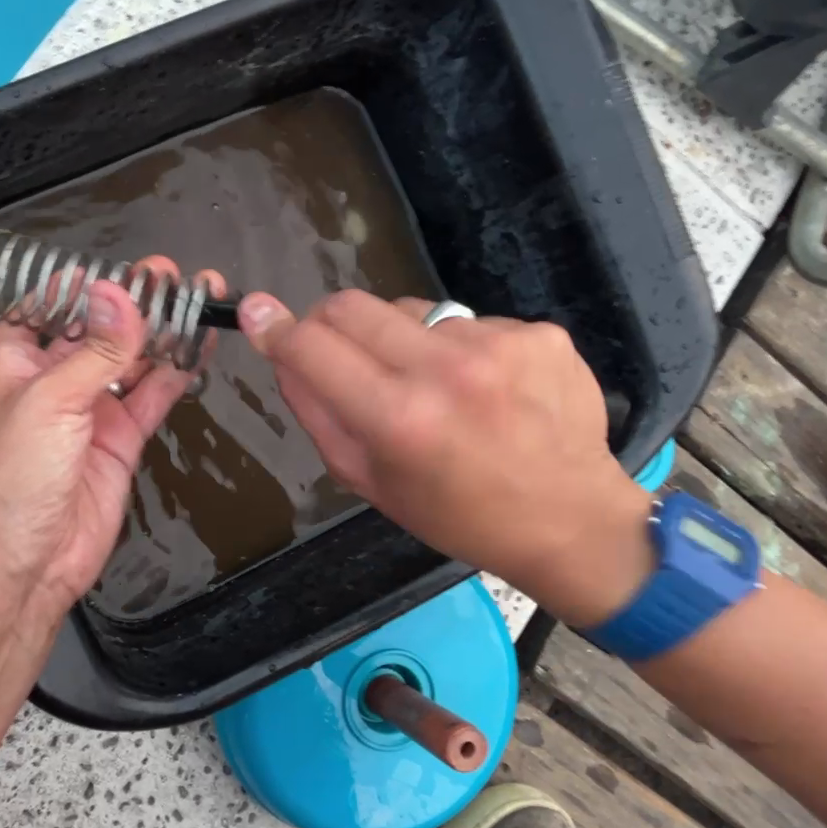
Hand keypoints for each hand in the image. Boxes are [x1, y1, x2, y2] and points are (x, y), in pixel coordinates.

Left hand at [0, 261, 222, 630]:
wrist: (30, 564)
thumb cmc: (12, 485)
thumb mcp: (50, 404)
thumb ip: (93, 351)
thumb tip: (120, 295)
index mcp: (16, 364)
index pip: (46, 309)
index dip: (80, 286)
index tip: (117, 267)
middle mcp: (53, 382)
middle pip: (98, 328)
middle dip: (133, 302)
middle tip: (171, 276)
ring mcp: (90, 410)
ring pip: (131, 359)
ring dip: (161, 331)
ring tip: (197, 299)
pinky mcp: (121, 438)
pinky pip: (152, 395)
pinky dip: (176, 372)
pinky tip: (199, 347)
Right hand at [236, 290, 653, 626]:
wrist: (570, 520)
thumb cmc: (456, 515)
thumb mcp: (369, 482)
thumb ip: (318, 415)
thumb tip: (283, 356)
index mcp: (398, 418)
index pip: (312, 346)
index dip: (275, 329)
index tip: (256, 313)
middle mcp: (446, 369)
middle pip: (352, 306)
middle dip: (330, 324)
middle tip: (341, 354)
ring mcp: (499, 343)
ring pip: (409, 310)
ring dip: (401, 340)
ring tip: (433, 386)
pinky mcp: (538, 332)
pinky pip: (466, 321)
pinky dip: (458, 348)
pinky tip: (484, 387)